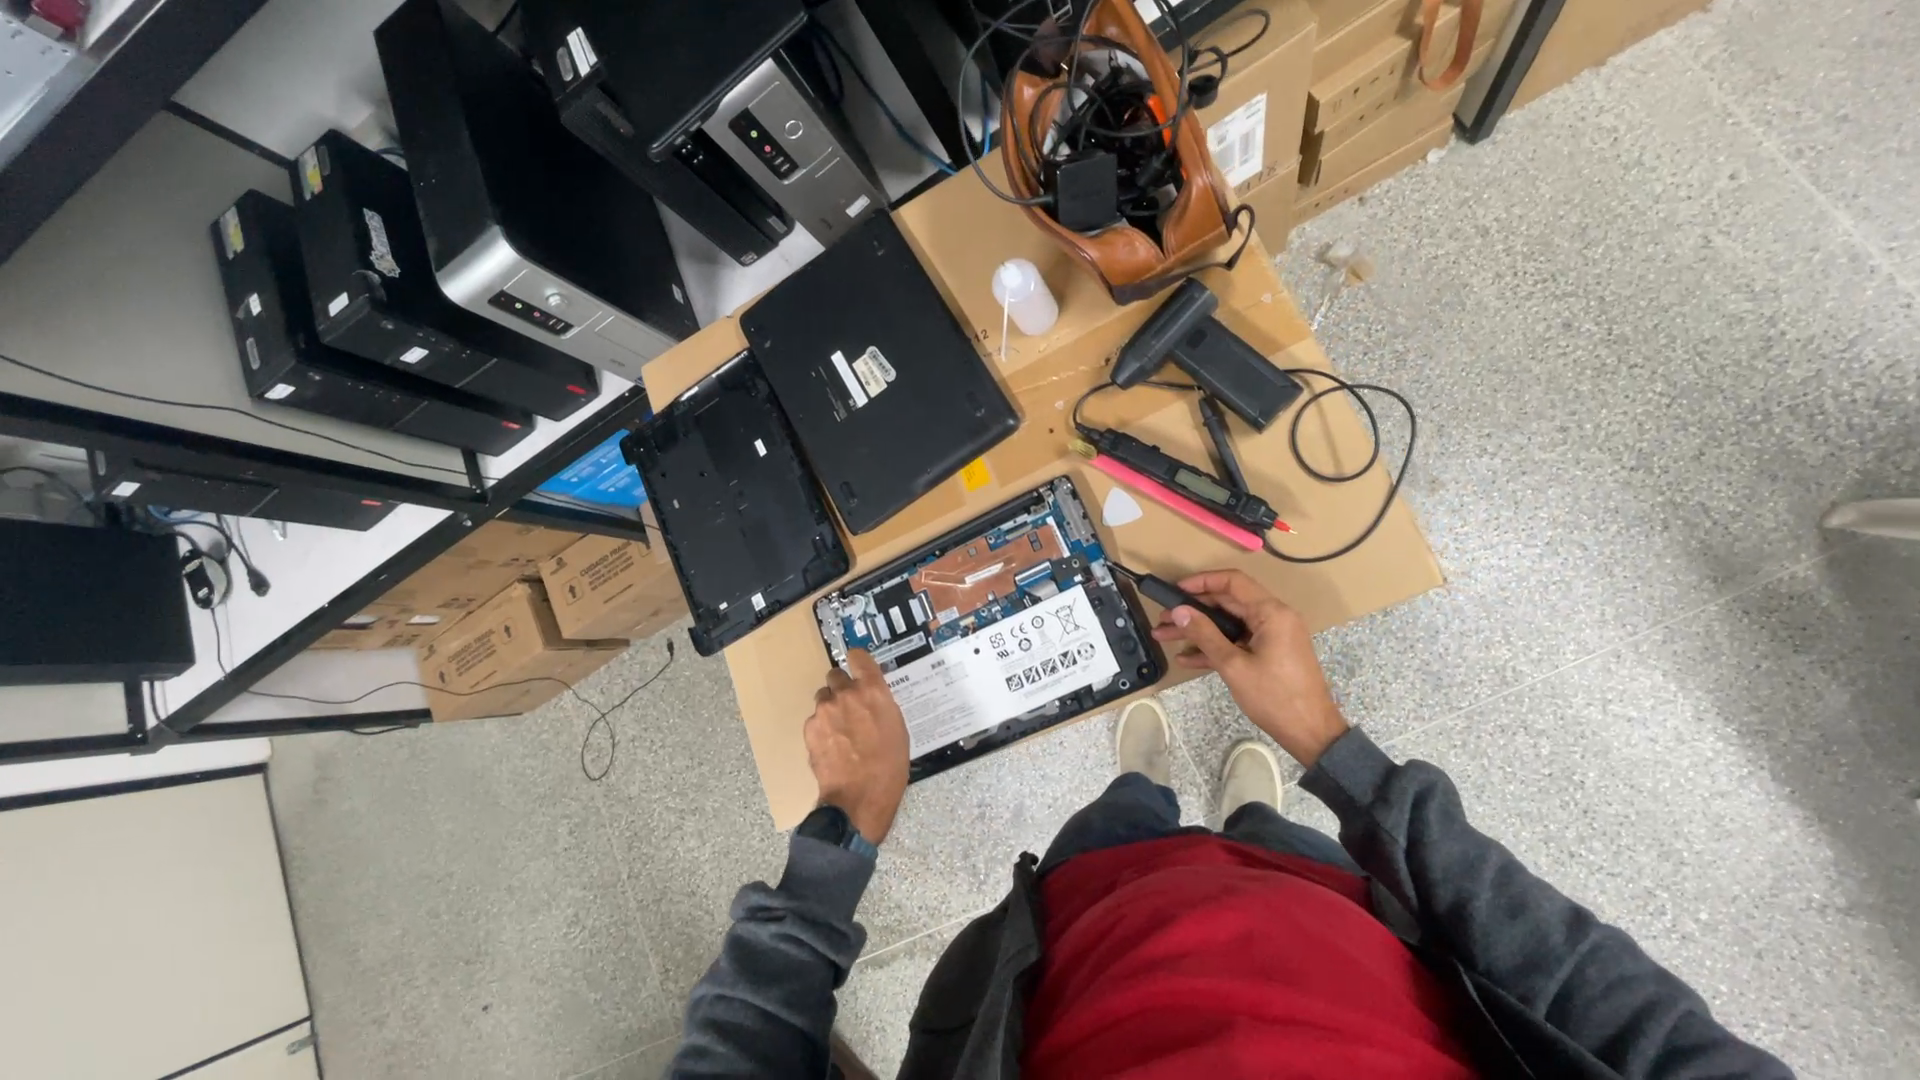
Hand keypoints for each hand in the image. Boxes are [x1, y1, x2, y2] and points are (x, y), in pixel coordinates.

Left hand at [804, 650, 910, 843]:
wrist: (860, 796)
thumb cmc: (888, 766)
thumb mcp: (898, 728)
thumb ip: (882, 705)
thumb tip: (872, 699)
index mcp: (873, 691)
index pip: (858, 656)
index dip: (857, 660)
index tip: (858, 666)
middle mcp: (846, 694)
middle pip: (835, 675)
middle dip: (842, 688)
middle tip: (851, 707)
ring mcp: (825, 710)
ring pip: (824, 697)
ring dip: (831, 707)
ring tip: (841, 730)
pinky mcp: (810, 728)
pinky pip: (815, 719)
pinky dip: (822, 728)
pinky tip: (833, 746)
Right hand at [1150, 569, 1349, 767]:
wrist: (1311, 732)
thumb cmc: (1274, 697)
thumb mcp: (1233, 665)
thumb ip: (1204, 634)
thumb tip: (1179, 611)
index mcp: (1271, 613)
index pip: (1233, 582)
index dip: (1201, 582)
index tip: (1175, 590)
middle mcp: (1274, 618)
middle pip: (1228, 603)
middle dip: (1193, 610)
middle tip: (1163, 619)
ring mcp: (1272, 636)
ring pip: (1229, 625)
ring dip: (1198, 631)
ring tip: (1165, 637)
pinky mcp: (1270, 653)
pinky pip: (1238, 642)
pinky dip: (1215, 647)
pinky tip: (1186, 658)